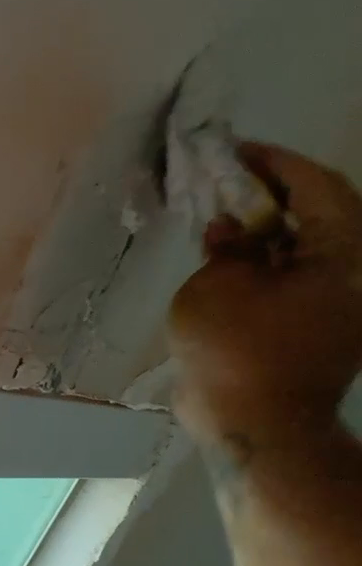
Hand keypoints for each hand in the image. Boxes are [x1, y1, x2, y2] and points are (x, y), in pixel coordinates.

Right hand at [167, 141, 361, 449]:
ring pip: (314, 242)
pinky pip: (302, 270)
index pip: (319, 189)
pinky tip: (237, 251)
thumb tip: (235, 225)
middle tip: (230, 175)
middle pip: (327, 213)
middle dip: (278, 190)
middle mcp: (359, 272)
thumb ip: (230, 247)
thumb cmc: (236, 344)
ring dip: (275, 223)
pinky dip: (272, 253)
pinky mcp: (324, 321)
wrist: (256, 416)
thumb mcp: (218, 285)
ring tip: (228, 210)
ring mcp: (345, 300)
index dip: (277, 164)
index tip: (236, 149)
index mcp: (346, 256)